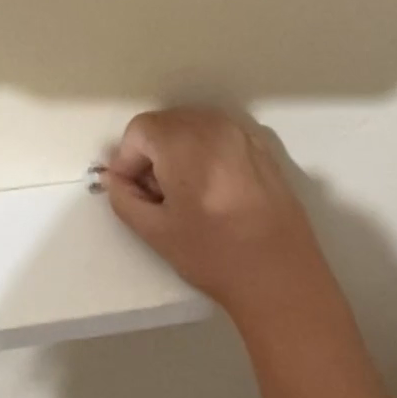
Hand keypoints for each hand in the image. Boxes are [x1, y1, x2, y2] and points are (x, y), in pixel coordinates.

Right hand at [105, 107, 331, 320]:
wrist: (280, 273)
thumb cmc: (214, 255)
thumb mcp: (156, 232)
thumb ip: (125, 199)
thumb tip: (116, 179)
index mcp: (185, 143)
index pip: (140, 130)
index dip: (127, 159)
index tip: (131, 190)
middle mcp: (215, 127)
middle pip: (168, 123)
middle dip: (152, 152)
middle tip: (155, 194)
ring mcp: (244, 135)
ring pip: (196, 127)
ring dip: (179, 151)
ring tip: (184, 194)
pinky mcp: (265, 149)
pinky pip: (222, 138)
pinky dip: (207, 153)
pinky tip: (213, 191)